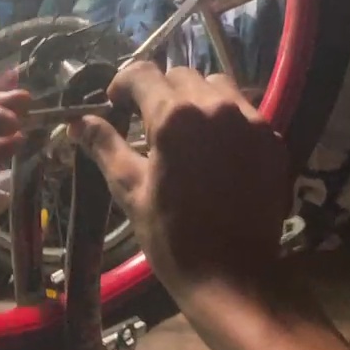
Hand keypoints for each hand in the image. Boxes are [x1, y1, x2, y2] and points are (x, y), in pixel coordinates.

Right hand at [72, 65, 288, 311]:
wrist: (231, 276)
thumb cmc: (172, 237)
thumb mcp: (130, 189)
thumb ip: (105, 146)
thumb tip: (78, 122)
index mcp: (174, 118)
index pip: (143, 73)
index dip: (122, 84)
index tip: (116, 105)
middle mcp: (215, 107)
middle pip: (180, 75)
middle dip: (159, 91)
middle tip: (148, 123)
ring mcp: (250, 121)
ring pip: (217, 85)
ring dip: (196, 98)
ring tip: (186, 131)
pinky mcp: (271, 139)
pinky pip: (245, 110)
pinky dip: (226, 117)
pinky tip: (216, 148)